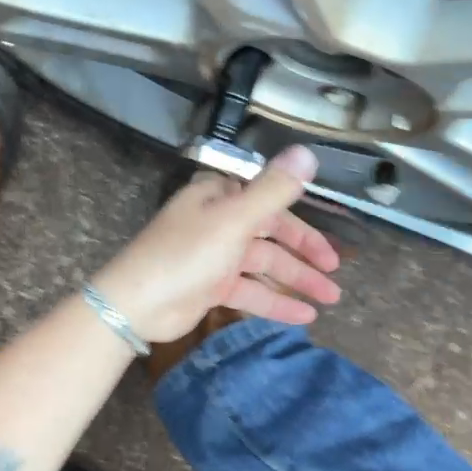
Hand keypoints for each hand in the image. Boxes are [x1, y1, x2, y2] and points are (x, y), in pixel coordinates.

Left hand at [88, 146, 341, 341]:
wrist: (135, 303)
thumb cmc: (185, 255)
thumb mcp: (233, 219)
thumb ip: (273, 189)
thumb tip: (307, 152)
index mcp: (219, 197)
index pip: (269, 201)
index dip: (301, 221)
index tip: (329, 238)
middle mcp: (217, 222)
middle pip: (270, 235)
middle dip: (304, 254)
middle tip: (336, 273)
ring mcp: (212, 256)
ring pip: (263, 266)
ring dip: (295, 281)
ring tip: (330, 299)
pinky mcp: (208, 288)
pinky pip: (249, 291)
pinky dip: (275, 302)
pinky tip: (304, 317)